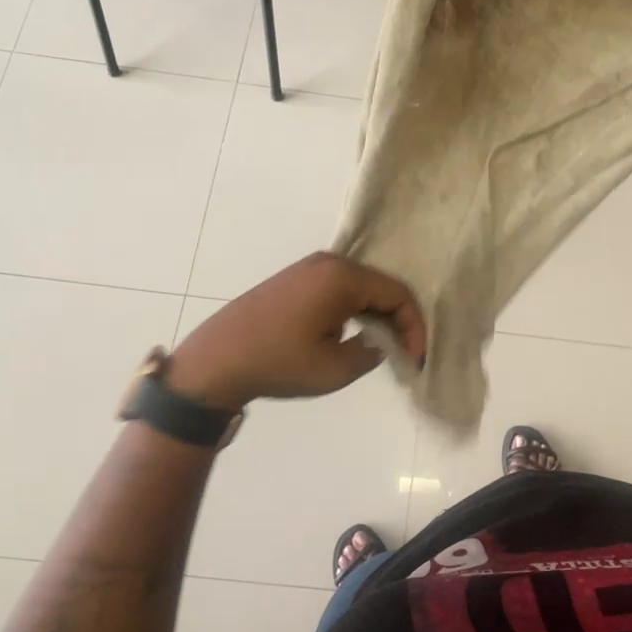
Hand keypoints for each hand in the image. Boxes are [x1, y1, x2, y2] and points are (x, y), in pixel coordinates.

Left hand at [168, 253, 426, 410]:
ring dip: (374, 315)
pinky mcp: (293, 280)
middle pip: (379, 286)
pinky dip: (352, 310)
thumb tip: (378, 343)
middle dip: (396, 320)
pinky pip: (337, 290)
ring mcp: (307, 269)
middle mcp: (328, 263)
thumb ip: (371, 353)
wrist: (216, 361)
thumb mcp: (335, 369)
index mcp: (342, 277)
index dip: (414, 327)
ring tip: (380, 348)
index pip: (397, 294)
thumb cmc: (279, 362)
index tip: (415, 360)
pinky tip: (348, 336)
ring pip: (358, 288)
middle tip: (404, 354)